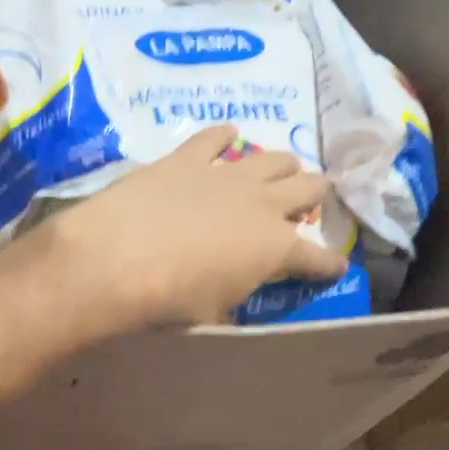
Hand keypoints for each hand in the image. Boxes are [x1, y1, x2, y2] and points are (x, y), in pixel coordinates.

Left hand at [33, 125, 348, 331]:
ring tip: (280, 170)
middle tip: (310, 200)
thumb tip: (228, 299)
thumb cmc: (169, 301)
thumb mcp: (211, 315)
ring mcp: (226, 176)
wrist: (116, 261)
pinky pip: (212, 138)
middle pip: (308, 190)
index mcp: (276, 250)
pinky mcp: (185, 159)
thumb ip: (230, 300)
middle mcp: (263, 205)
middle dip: (313, 196)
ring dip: (280, 166)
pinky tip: (226, 134)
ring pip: (272, 159)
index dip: (327, 266)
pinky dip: (222, 137)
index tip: (332, 269)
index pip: (317, 259)